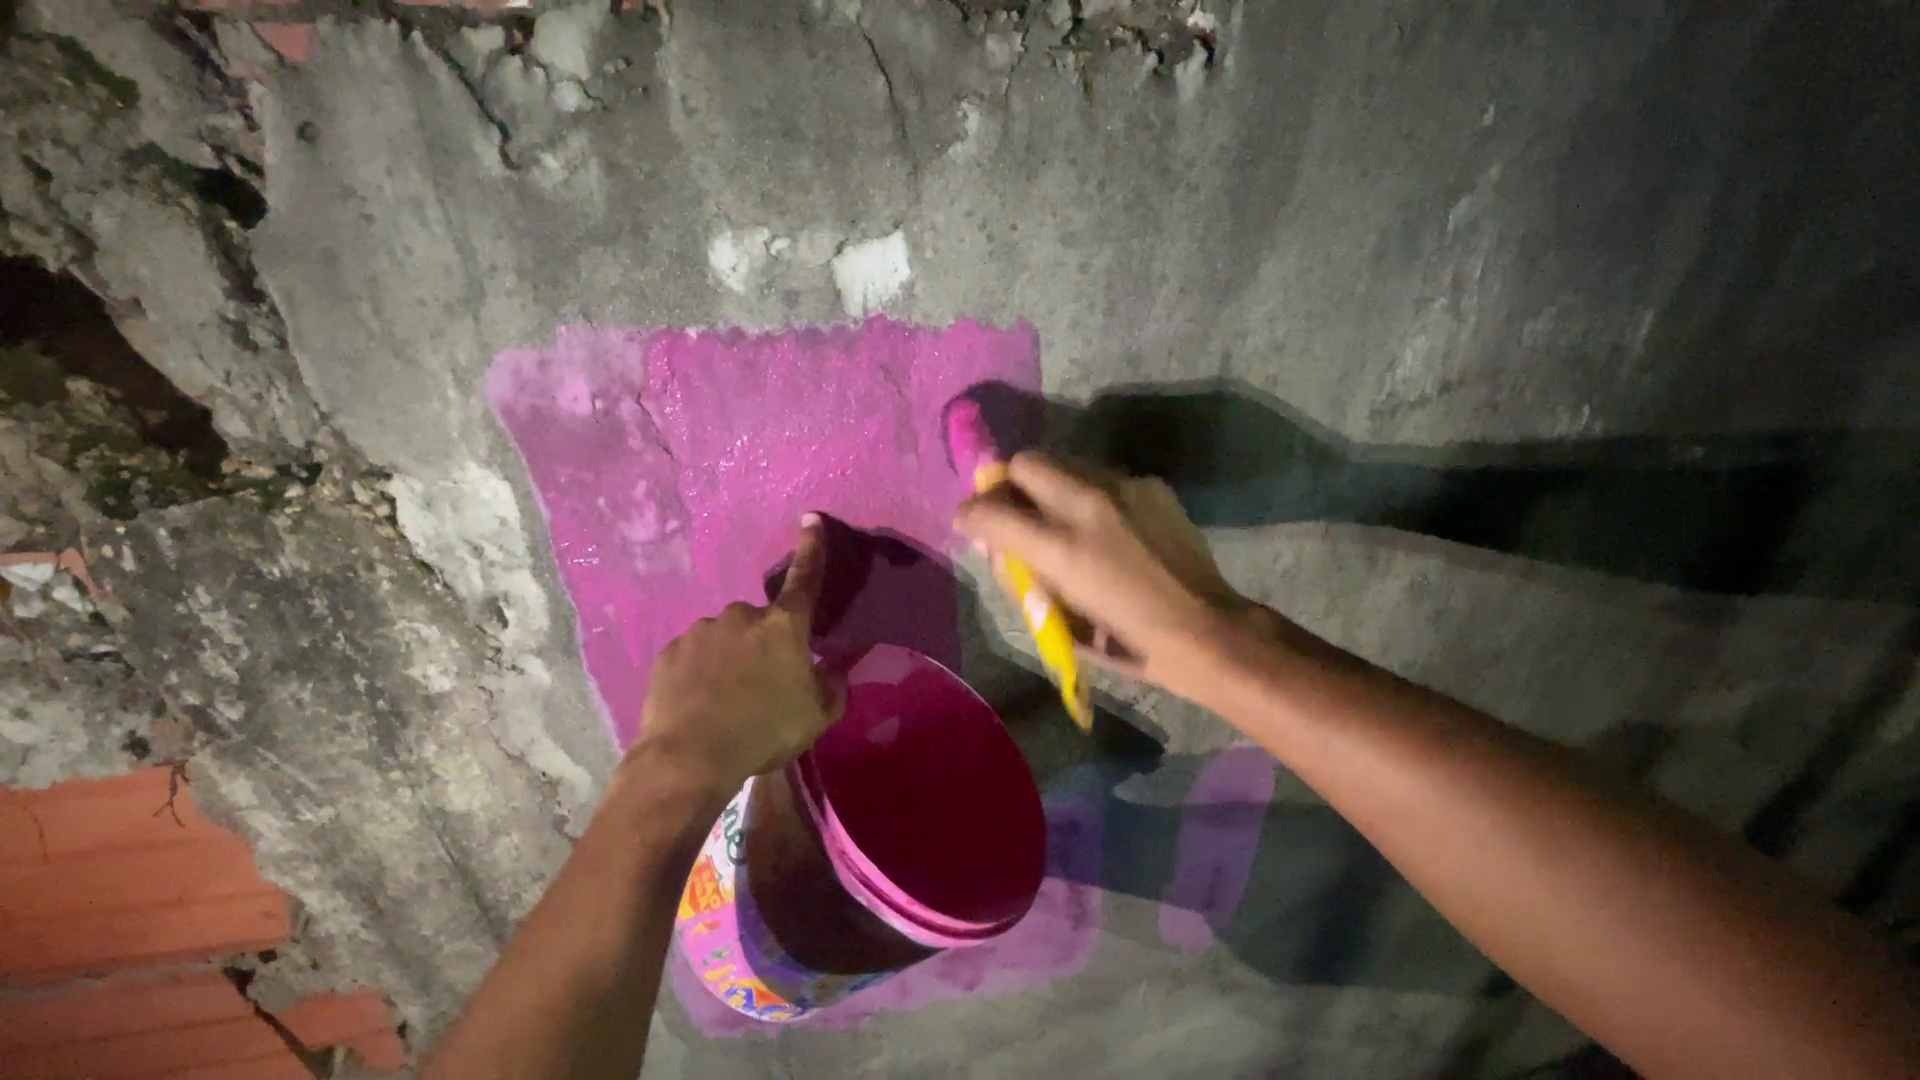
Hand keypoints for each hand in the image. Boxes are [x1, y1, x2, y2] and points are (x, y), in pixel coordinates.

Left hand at [628, 514, 844, 793]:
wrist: (690, 756)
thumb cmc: (765, 731)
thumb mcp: (817, 717)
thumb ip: (832, 686)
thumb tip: (833, 668)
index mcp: (784, 626)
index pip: (805, 578)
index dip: (812, 548)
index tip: (810, 518)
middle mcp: (742, 617)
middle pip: (760, 623)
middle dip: (763, 644)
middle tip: (762, 686)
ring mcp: (702, 631)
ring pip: (725, 638)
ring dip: (730, 659)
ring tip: (726, 702)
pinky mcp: (671, 651)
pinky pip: (695, 655)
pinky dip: (700, 672)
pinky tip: (700, 703)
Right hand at [954, 453, 1293, 701]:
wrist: (1205, 629)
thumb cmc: (1127, 643)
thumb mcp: (1060, 623)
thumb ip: (1023, 579)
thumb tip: (998, 549)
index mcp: (1062, 549)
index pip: (990, 510)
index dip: (970, 514)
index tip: (970, 522)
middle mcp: (1088, 505)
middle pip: (1026, 463)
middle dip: (1010, 483)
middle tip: (1014, 510)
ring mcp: (1123, 488)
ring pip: (1064, 461)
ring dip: (1050, 484)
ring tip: (1060, 516)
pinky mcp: (1150, 485)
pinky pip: (1101, 474)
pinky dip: (1088, 492)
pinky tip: (1105, 523)